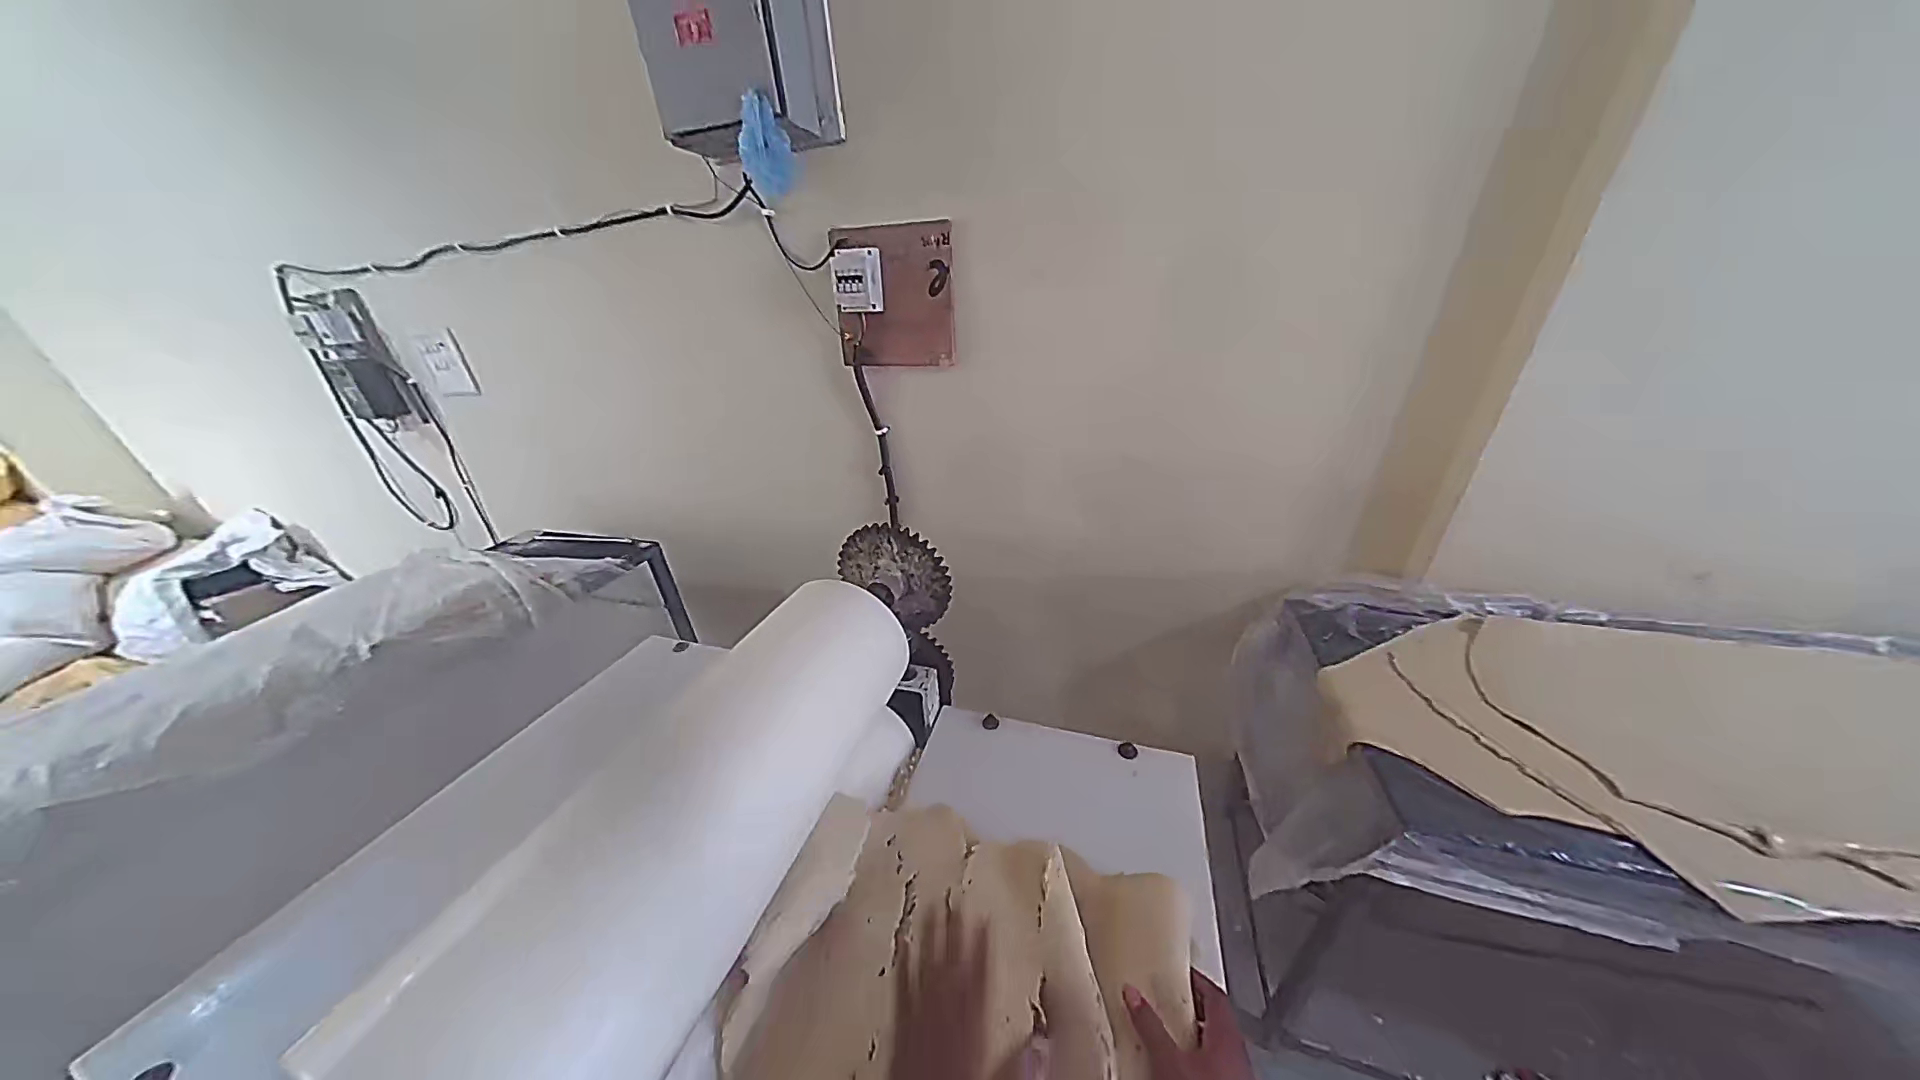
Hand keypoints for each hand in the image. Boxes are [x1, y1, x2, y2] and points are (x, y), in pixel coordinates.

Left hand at [890, 909, 1050, 1079]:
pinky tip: (902, 943)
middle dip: (955, 930)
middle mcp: (944, 1015)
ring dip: (929, 937)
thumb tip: (1040, 1039)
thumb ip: (1016, 1057)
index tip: (985, 917)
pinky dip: (903, 963)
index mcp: (971, 1026)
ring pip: (926, 968)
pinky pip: (901, 989)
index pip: (980, 977)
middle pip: (951, 965)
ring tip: (931, 905)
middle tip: (957, 899)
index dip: (983, 945)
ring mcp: (919, 1018)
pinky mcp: (899, 1027)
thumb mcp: (997, 1077)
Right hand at [1123, 970, 1252, 1079]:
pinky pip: (1216, 1066)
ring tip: (1172, 1033)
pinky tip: (1181, 1067)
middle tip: (1172, 1000)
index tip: (1181, 973)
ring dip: (1196, 1035)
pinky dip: (1198, 1059)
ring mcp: (1237, 1075)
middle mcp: (1237, 1054)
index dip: (1197, 981)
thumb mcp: (1169, 1060)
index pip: (1215, 995)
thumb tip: (1132, 995)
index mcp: (1226, 1036)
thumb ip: (1150, 1026)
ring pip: (1217, 1045)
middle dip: (1194, 1008)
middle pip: (1217, 1019)